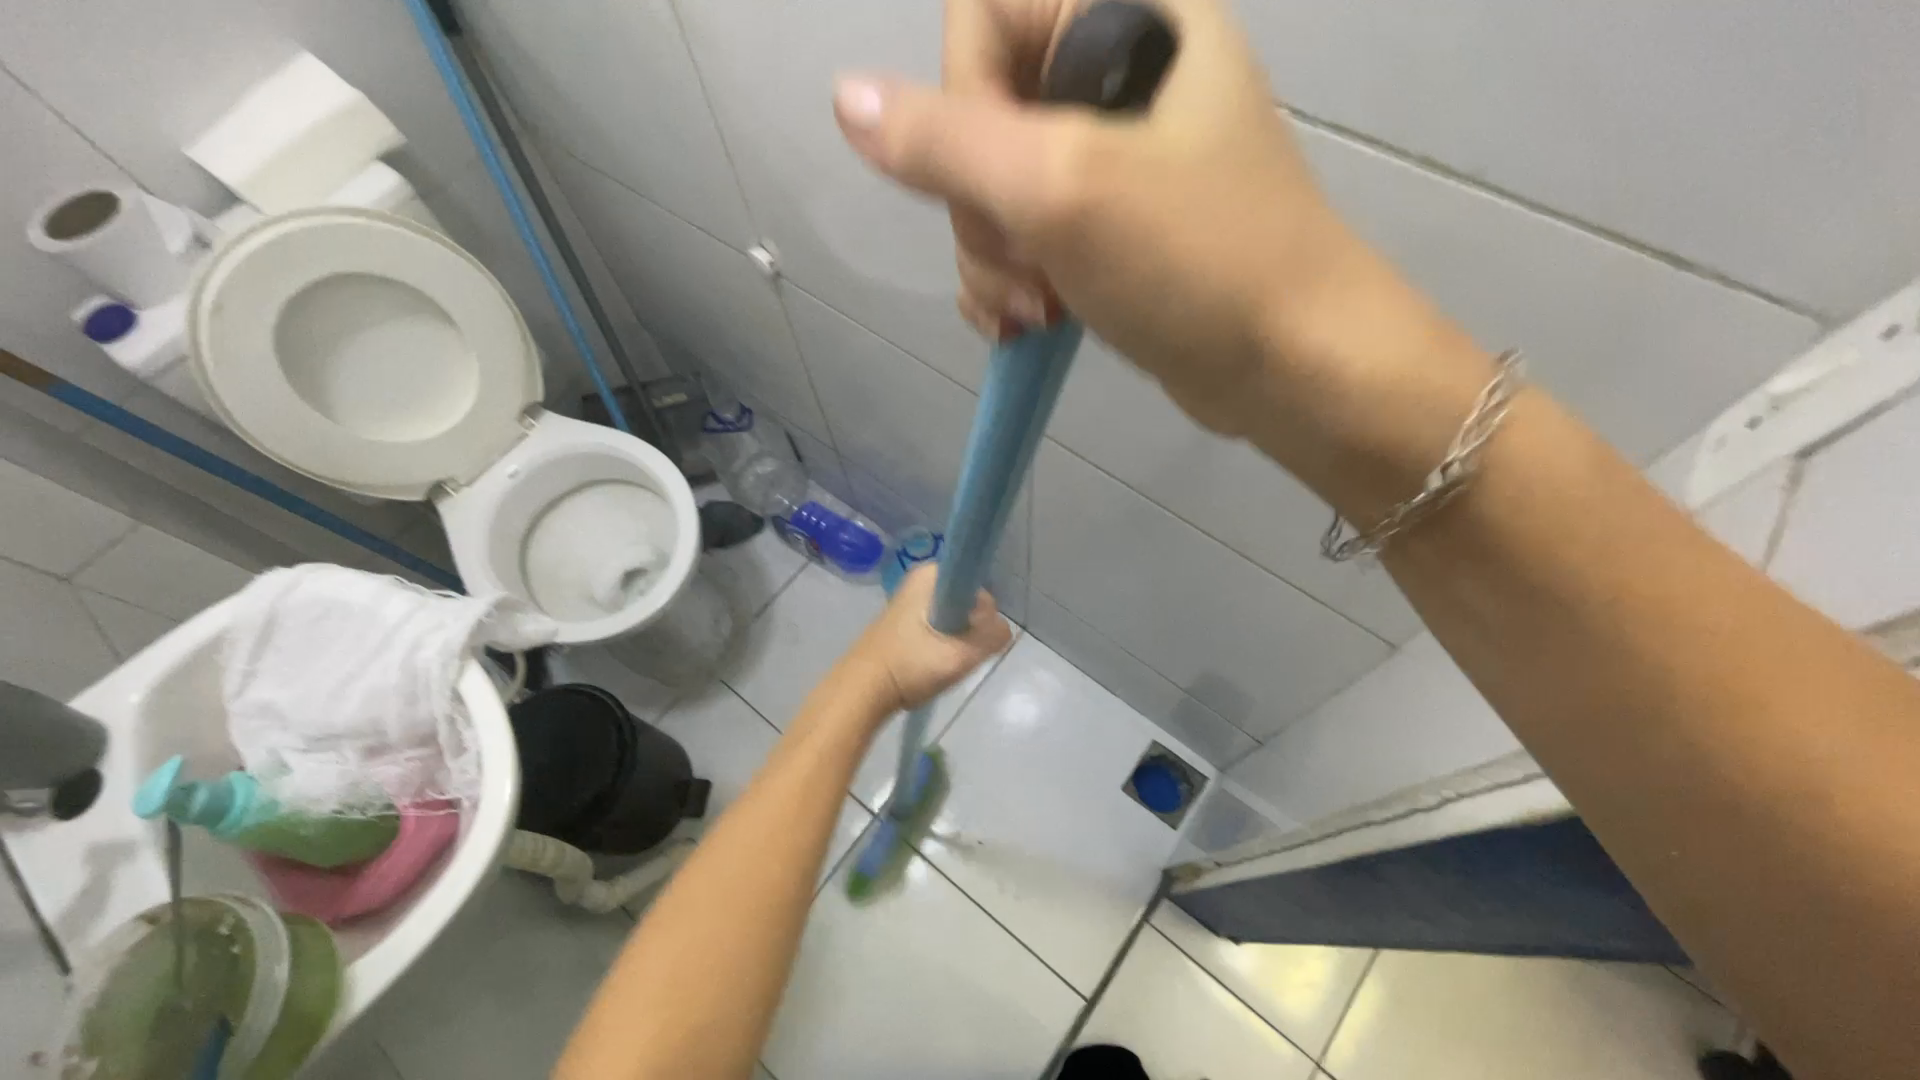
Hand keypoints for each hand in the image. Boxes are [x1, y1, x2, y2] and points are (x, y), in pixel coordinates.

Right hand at [832, 0, 1393, 439]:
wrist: (1294, 364)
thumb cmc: (1195, 261)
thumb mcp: (1061, 189)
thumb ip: (944, 139)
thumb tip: (846, 99)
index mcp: (1127, 19)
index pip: (983, 16)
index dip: (963, 102)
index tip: (1001, 180)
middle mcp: (1118, 76)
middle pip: (977, 115)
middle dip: (981, 211)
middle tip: (1026, 271)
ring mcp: (1114, 157)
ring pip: (993, 189)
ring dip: (992, 261)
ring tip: (1036, 311)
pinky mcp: (1110, 225)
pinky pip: (1024, 236)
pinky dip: (1011, 283)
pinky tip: (1028, 325)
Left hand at [845, 564, 1012, 713]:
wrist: (862, 690)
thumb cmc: (909, 667)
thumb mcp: (960, 655)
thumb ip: (993, 637)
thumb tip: (1002, 628)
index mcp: (932, 574)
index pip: (980, 586)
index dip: (983, 615)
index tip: (972, 637)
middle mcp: (923, 579)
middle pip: (970, 602)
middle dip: (972, 629)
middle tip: (958, 654)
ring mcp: (914, 599)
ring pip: (958, 616)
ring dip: (959, 639)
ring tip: (944, 660)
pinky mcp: (910, 619)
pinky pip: (944, 624)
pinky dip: (946, 643)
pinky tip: (935, 662)